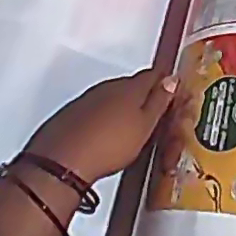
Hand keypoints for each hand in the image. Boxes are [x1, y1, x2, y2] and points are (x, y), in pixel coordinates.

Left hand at [25, 69, 178, 183]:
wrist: (62, 160)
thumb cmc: (109, 144)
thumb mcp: (144, 127)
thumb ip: (159, 101)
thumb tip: (172, 79)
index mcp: (131, 87)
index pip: (153, 74)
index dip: (165, 80)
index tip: (173, 88)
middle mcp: (110, 86)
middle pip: (133, 84)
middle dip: (145, 93)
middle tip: (155, 111)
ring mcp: (90, 98)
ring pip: (114, 95)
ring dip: (124, 105)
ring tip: (132, 126)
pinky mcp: (74, 112)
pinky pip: (97, 107)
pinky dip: (106, 115)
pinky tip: (108, 133)